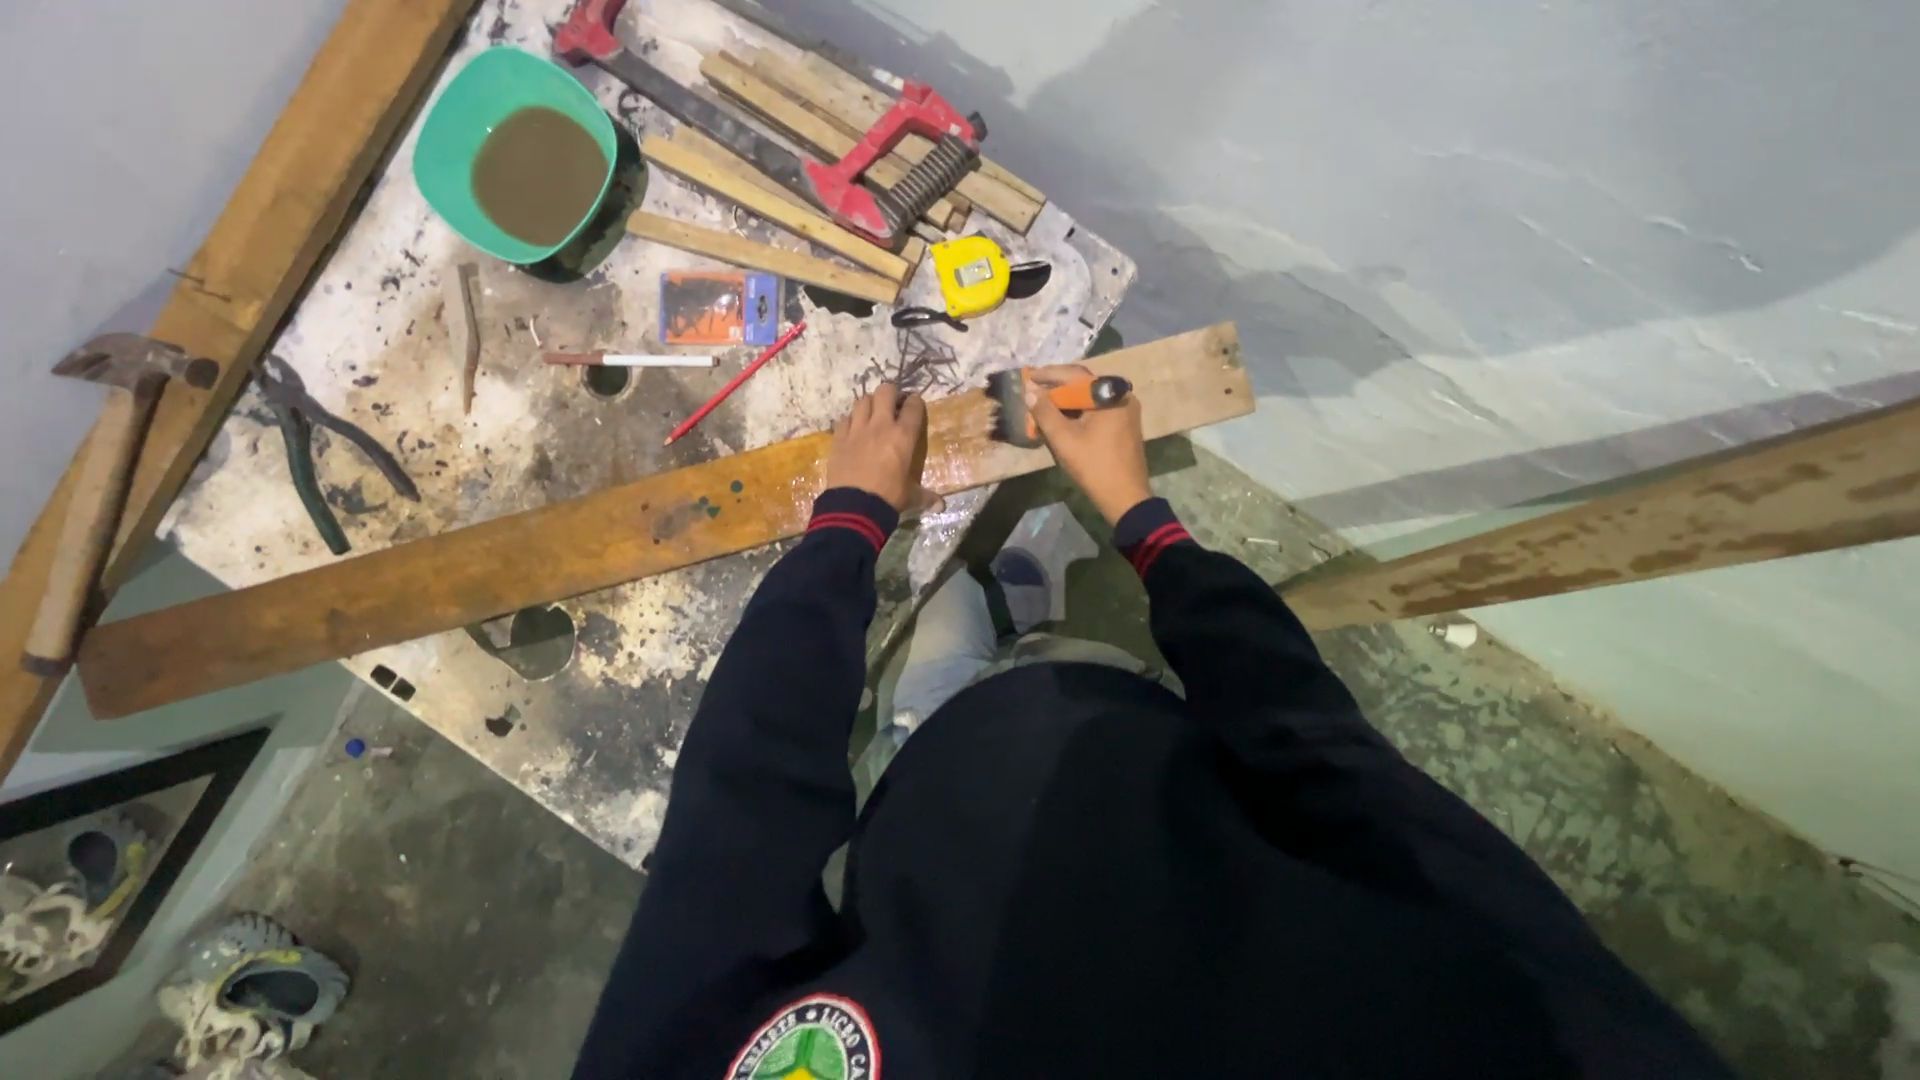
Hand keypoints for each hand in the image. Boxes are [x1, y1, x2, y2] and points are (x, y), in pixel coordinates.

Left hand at [823, 383, 940, 513]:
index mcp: (903, 436)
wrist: (855, 505)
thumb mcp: (911, 496)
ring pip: (862, 400)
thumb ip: (926, 496)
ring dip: (869, 404)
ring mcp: (857, 429)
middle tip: (892, 405)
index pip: (913, 406)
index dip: (915, 402)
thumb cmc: (889, 497)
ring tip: (872, 414)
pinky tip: (853, 429)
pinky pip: (844, 419)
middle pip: (885, 391)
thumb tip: (942, 507)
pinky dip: (850, 420)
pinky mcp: (839, 438)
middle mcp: (881, 425)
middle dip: (890, 394)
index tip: (914, 406)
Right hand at [1026, 364, 1151, 524]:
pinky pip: (1099, 409)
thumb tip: (1029, 390)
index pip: (1074, 375)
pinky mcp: (1125, 423)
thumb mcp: (1064, 439)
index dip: (1048, 374)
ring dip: (1067, 401)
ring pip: (1090, 398)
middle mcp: (1122, 395)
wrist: (1126, 497)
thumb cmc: (1094, 466)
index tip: (1028, 376)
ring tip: (1043, 404)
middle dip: (1057, 387)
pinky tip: (1063, 418)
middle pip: (1084, 385)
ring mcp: (1126, 409)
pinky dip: (1079, 411)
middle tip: (1033, 389)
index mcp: (1110, 394)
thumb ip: (1044, 412)